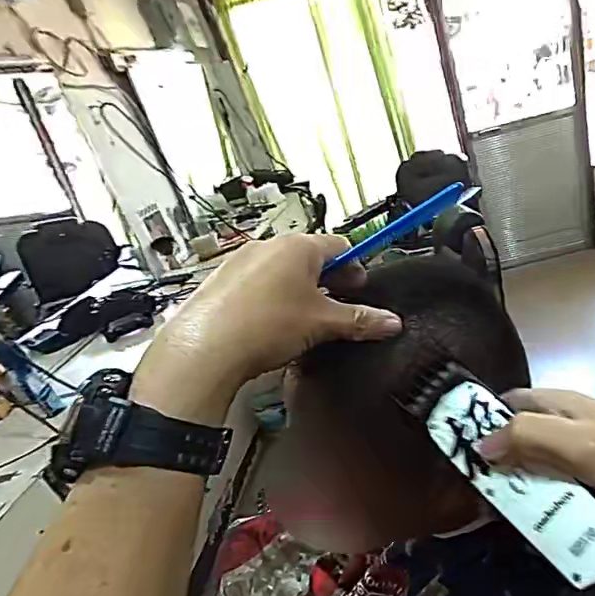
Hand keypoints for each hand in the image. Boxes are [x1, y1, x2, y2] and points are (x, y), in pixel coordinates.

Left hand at [131, 234, 401, 421]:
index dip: (357, 266)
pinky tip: (277, 325)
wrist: (206, 350)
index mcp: (297, 246)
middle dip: (330, 279)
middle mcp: (268, 246)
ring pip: (284, 270)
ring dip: (301, 290)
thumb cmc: (260, 326)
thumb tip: (388, 322)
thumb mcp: (325, 324)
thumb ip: (362, 320)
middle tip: (340, 305)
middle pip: (312, 256)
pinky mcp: (222, 282)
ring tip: (308, 320)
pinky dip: (274, 298)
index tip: (362, 284)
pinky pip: (259, 283)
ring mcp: (241, 262)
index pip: (342, 245)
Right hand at [476, 389, 594, 537]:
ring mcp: (578, 460)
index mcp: (562, 406)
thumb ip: (528, 436)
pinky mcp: (589, 489)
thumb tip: (480, 444)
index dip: (483, 417)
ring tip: (485, 514)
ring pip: (534, 470)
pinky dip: (537, 506)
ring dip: (513, 488)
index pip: (511, 403)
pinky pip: (553, 495)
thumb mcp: (575, 441)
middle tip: (466, 491)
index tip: (456, 445)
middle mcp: (566, 428)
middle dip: (495, 461)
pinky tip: (520, 526)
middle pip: (518, 439)